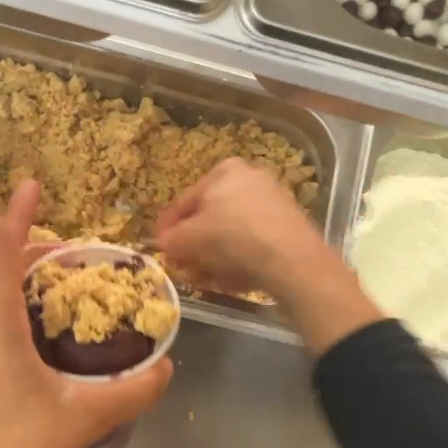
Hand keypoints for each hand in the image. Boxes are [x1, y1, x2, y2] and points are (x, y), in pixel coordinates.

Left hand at [0, 180, 173, 447]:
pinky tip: (34, 324)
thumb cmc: (21, 447)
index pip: (3, 252)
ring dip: (18, 277)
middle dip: (32, 249)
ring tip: (59, 284)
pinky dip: (6, 302)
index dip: (19, 215)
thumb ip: (134, 391)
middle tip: (74, 255)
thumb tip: (166, 368)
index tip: (32, 185)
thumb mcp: (87, 417)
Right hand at [157, 159, 383, 354]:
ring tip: (203, 276)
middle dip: (192, 243)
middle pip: (209, 216)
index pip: (184, 201)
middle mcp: (250, 178)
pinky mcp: (285, 226)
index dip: (167, 226)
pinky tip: (229, 277)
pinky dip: (236, 257)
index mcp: (224, 170)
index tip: (157, 245)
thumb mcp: (190, 238)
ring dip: (212, 254)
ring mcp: (271, 201)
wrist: (289, 258)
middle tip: (181, 264)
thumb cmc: (232, 237)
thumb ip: (172, 239)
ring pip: (229, 231)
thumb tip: (162, 242)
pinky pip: (250, 241)